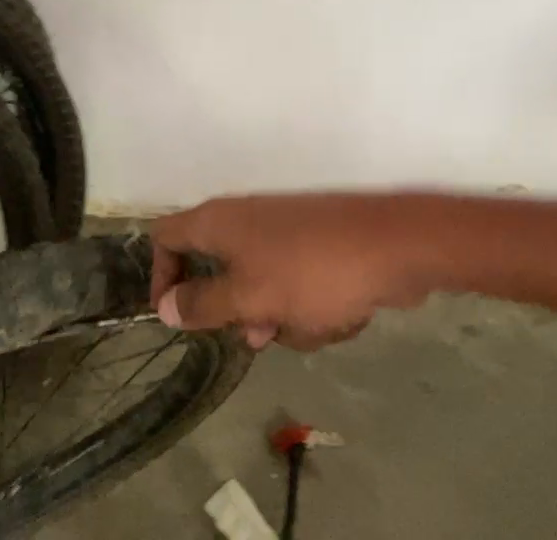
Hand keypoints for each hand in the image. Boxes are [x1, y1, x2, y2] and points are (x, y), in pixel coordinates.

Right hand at [151, 193, 430, 350]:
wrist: (394, 247)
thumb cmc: (310, 272)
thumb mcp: (248, 298)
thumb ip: (202, 306)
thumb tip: (164, 308)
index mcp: (216, 222)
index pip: (165, 238)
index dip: (161, 276)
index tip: (174, 315)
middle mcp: (243, 221)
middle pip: (217, 270)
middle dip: (237, 311)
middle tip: (257, 336)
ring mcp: (281, 233)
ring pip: (261, 288)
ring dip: (281, 317)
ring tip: (312, 325)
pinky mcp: (314, 248)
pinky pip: (296, 287)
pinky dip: (311, 308)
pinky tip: (340, 315)